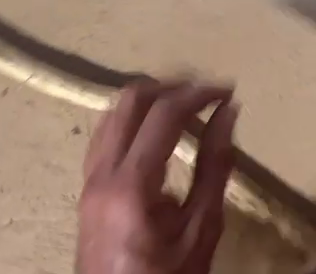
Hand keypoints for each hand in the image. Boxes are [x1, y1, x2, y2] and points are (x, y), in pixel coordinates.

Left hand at [78, 80, 238, 273]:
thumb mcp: (202, 228)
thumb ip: (215, 166)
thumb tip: (229, 112)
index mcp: (131, 185)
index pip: (164, 113)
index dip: (199, 93)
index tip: (228, 92)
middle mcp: (101, 175)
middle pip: (131, 100)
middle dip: (173, 87)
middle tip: (206, 96)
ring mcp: (88, 182)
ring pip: (113, 112)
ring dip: (152, 100)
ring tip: (187, 109)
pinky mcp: (86, 191)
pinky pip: (106, 135)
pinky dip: (134, 120)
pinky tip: (159, 133)